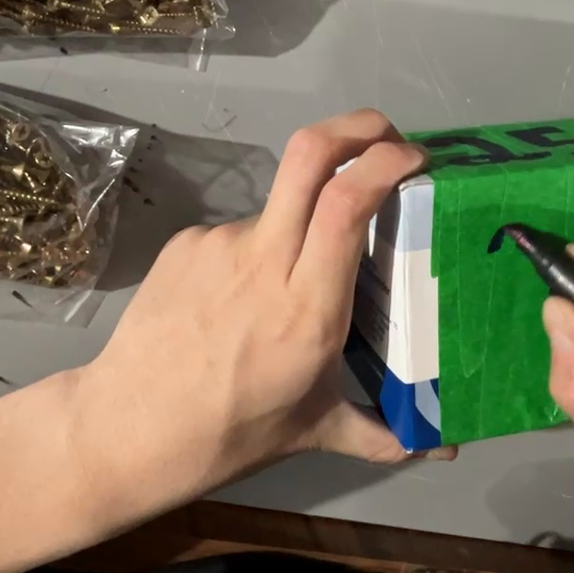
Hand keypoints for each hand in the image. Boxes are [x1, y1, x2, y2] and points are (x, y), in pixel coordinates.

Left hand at [73, 109, 448, 515]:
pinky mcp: (185, 240)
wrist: (126, 429)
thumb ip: (386, 433)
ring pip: (281, 202)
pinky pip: (240, 232)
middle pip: (309, 154)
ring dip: (304, 218)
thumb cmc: (231, 434)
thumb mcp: (316, 431)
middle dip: (357, 126)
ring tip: (289, 283)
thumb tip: (447, 447)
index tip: (414, 157)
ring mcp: (218, 242)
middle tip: (386, 133)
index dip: (383, 163)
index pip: (346, 205)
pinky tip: (239, 298)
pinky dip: (258, 251)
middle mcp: (263, 259)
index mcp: (307, 307)